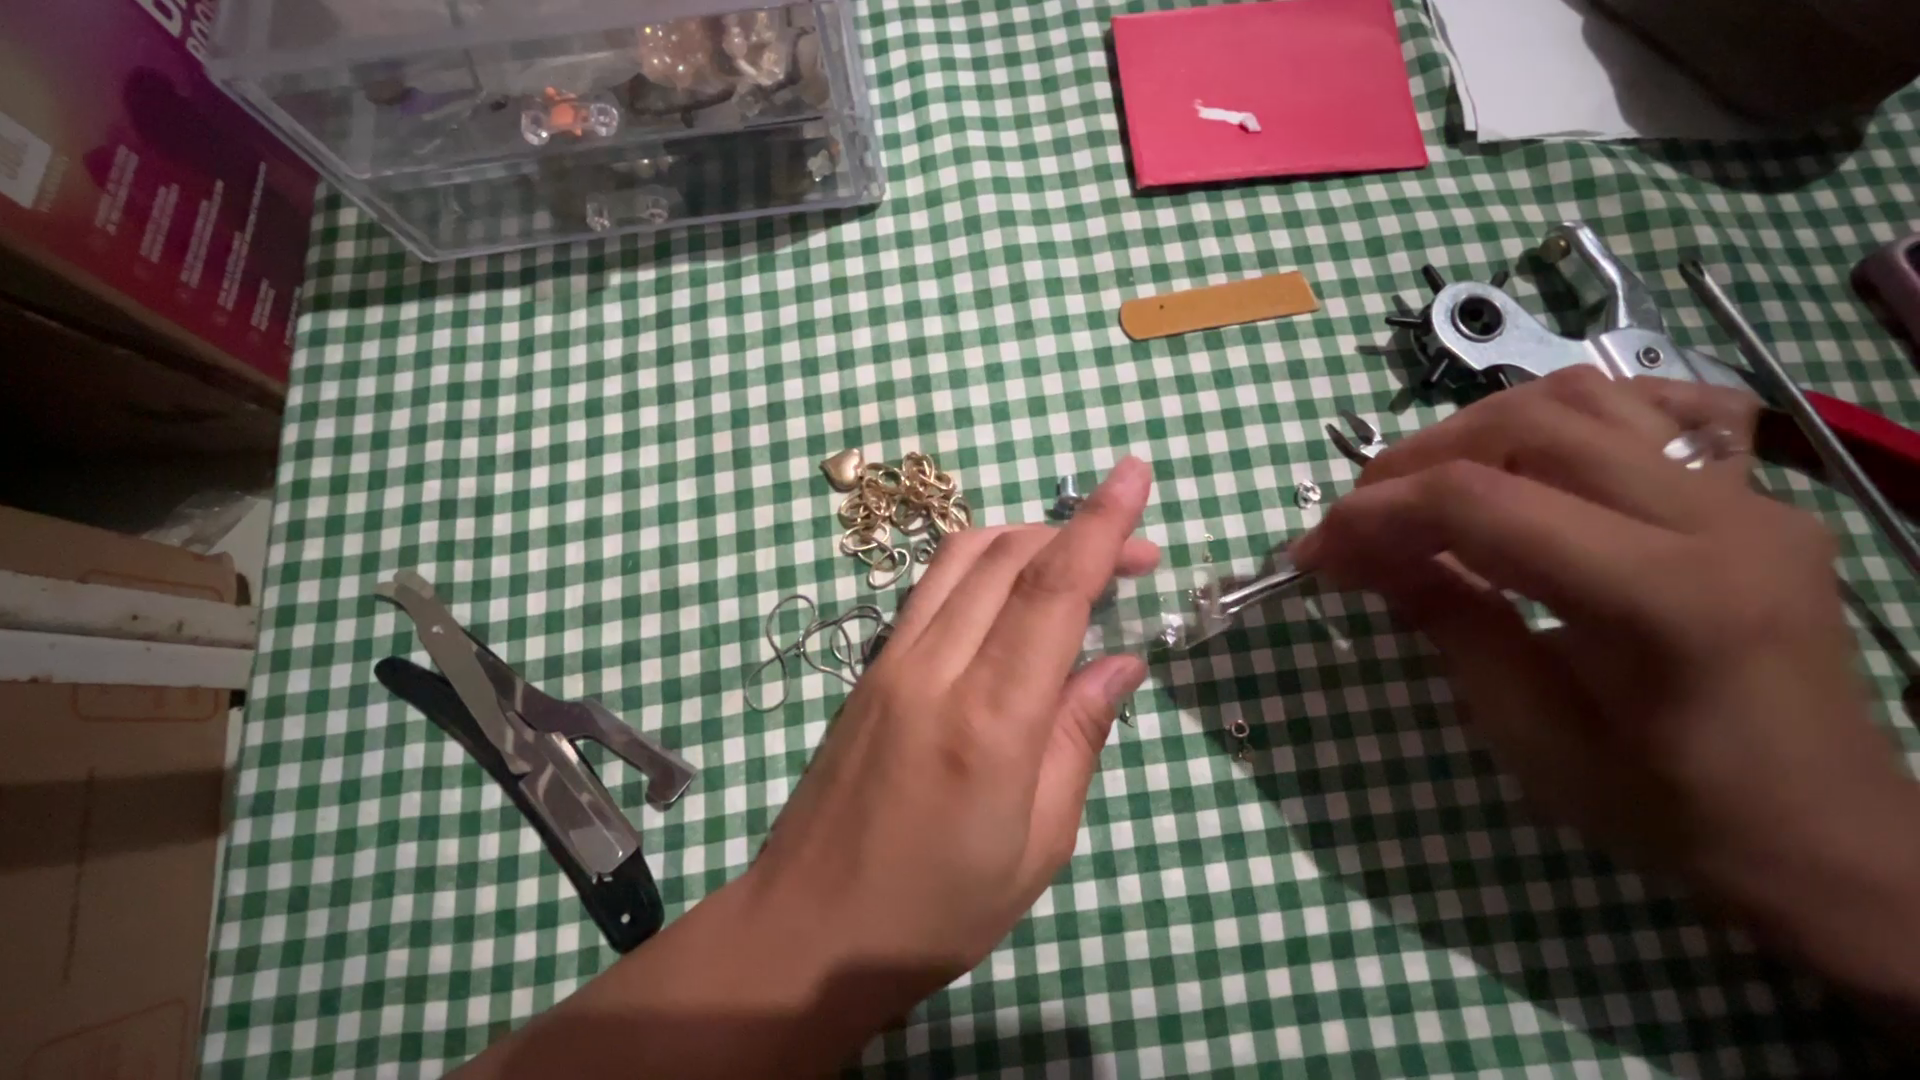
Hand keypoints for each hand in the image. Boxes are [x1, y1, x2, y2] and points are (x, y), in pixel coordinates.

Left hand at [737, 458, 1159, 1017]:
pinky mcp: (868, 669)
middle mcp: (934, 668)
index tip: (1136, 473)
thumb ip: (1080, 738)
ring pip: (962, 558)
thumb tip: (1121, 661)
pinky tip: (1013, 593)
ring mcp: (890, 661)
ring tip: (1079, 562)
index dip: (1101, 525)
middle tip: (1139, 552)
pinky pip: (933, 589)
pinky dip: (984, 565)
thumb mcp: (1038, 844)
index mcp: (990, 720)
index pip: (1053, 591)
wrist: (805, 929)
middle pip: (1008, 555)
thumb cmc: (935, 910)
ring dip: (1027, 538)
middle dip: (1079, 530)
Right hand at [1294, 368, 1919, 1010]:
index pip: (1482, 504)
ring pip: (1582, 398)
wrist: (1827, 840)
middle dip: (1413, 463)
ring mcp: (1748, 497)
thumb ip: (1448, 621)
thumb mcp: (1529, 733)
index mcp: (1660, 598)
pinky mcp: (1753, 499)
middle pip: (1526, 426)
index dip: (1375, 514)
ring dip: (1473, 432)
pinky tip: (1526, 461)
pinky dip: (1561, 420)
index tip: (1314, 550)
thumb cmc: (1668, 811)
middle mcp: (1715, 520)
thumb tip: (1362, 555)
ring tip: (1422, 488)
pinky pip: (1649, 412)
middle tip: (1356, 519)